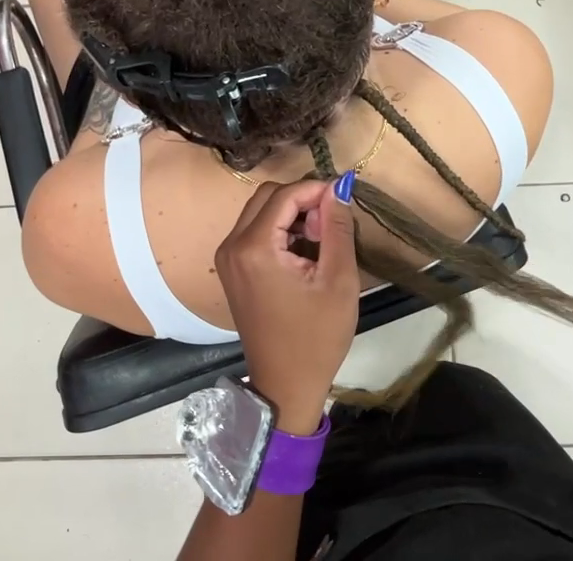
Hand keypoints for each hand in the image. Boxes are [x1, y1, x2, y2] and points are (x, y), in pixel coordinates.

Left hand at [215, 178, 360, 434]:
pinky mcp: (231, 269)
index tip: (345, 199)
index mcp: (254, 247)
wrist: (286, 385)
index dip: (316, 189)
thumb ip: (337, 227)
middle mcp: (232, 245)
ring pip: (259, 211)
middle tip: (331, 224)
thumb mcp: (338, 279)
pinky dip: (278, 228)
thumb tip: (339, 187)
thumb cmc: (317, 337)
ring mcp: (227, 257)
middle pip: (267, 196)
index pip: (284, 194)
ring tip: (321, 239)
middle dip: (302, 199)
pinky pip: (253, 230)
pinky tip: (303, 250)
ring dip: (290, 213)